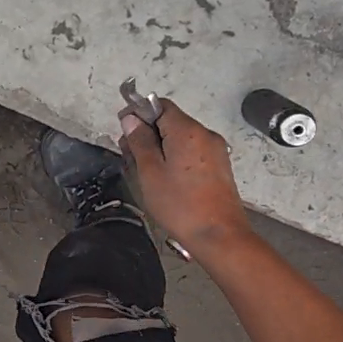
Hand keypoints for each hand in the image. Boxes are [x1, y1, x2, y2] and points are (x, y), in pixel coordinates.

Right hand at [120, 100, 252, 254]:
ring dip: (159, 147)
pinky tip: (164, 178)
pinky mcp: (219, 166)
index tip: (123, 131)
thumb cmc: (179, 204)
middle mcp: (205, 134)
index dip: (138, 113)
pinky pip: (191, 151)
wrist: (219, 236)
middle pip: (170, 121)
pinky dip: (174, 157)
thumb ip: (139, 141)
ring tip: (144, 171)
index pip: (160, 105)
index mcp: (187, 131)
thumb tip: (131, 119)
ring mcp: (215, 151)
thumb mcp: (149, 172)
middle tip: (129, 156)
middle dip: (147, 133)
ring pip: (180, 138)